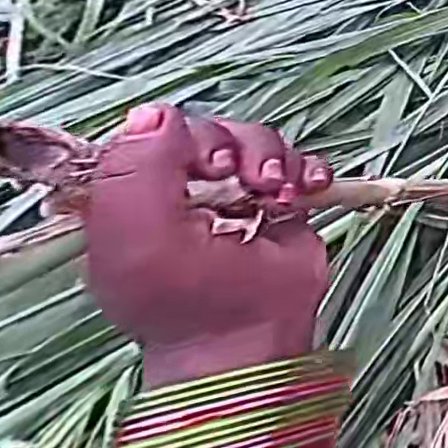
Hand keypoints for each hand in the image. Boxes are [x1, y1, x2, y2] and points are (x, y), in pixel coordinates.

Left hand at [82, 103, 333, 386]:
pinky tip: (310, 188)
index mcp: (137, 192)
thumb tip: (155, 112)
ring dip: (279, 160)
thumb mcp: (139, 239)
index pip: (160, 132)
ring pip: (264, 141)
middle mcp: (187, 186)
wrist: (248, 335)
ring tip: (281, 196)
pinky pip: (302, 162)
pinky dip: (311, 168)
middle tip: (252, 183)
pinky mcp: (285, 200)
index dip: (189, 139)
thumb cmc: (185, 297)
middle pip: (219, 131)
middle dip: (242, 149)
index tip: (208, 168)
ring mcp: (239, 192)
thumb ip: (135, 174)